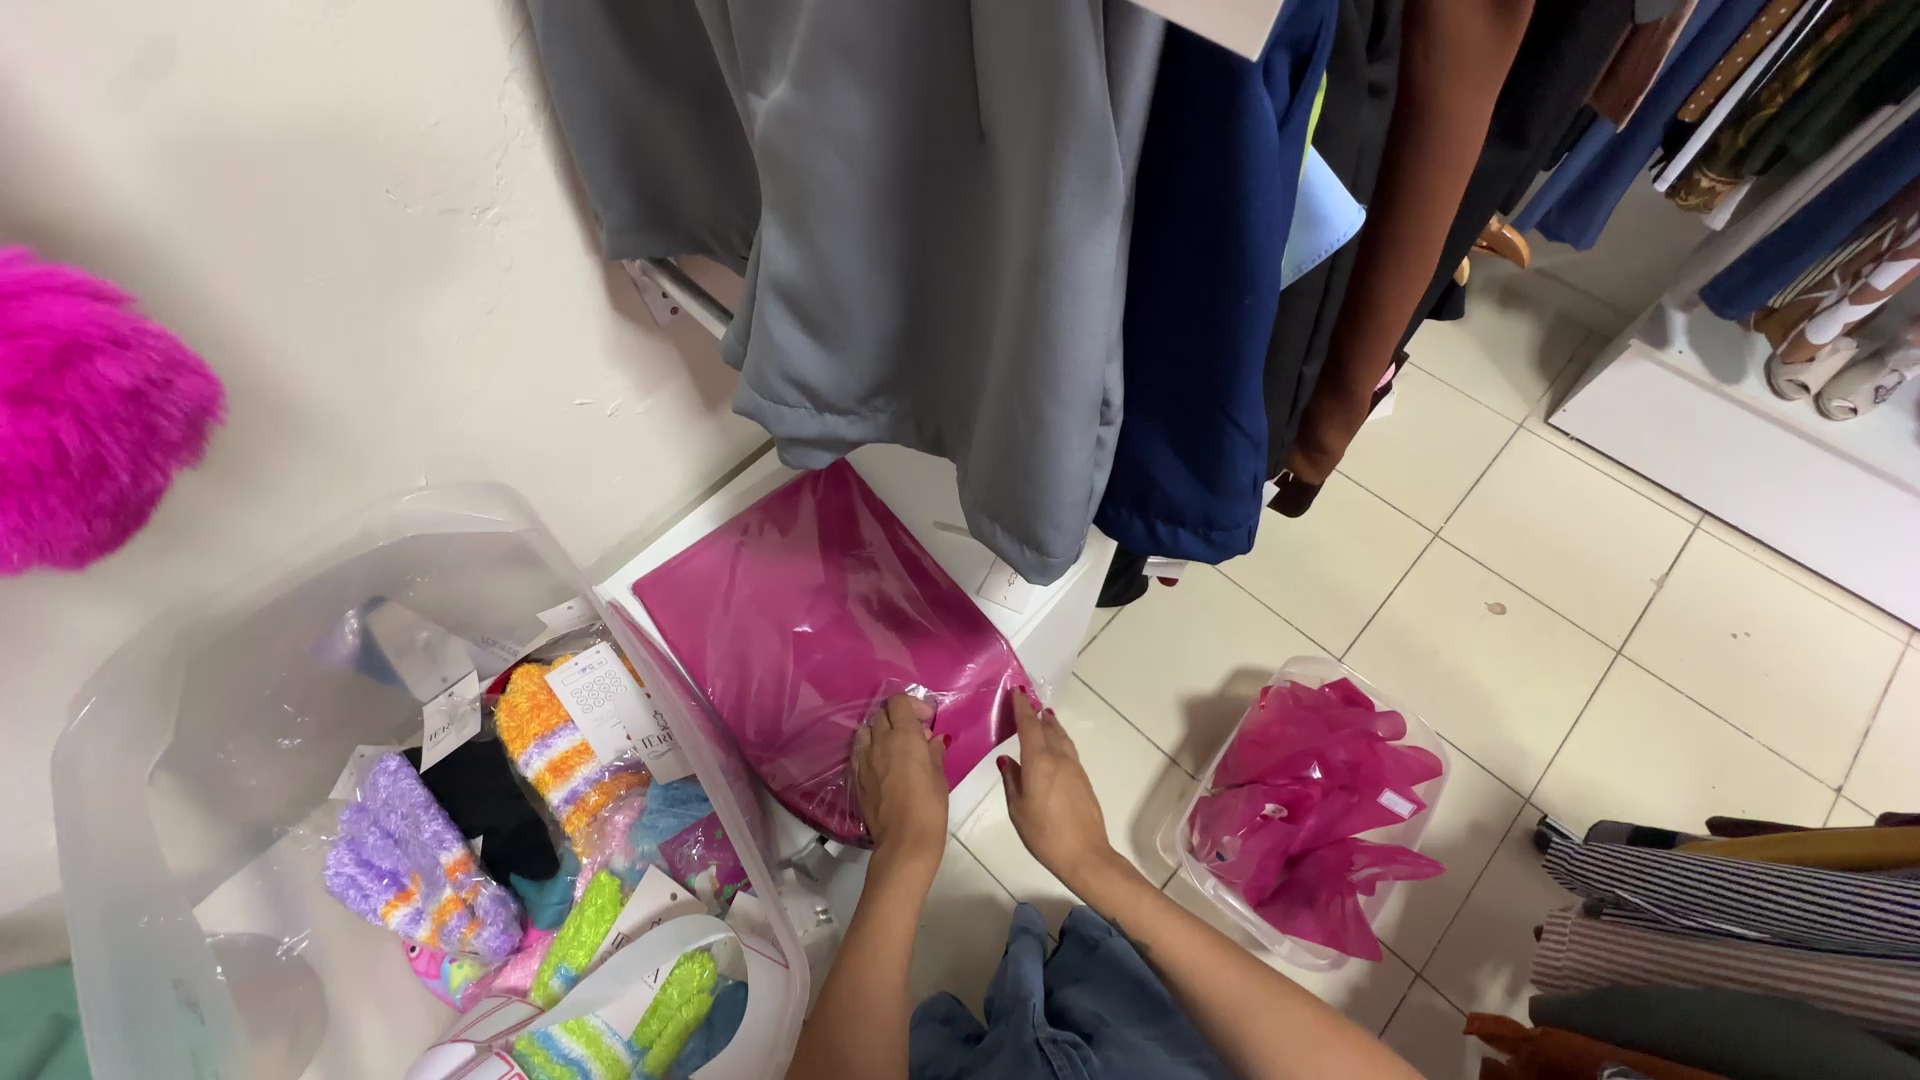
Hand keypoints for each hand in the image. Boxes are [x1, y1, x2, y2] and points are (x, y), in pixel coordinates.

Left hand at [853, 694, 948, 871]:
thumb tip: (933, 741)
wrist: (904, 840)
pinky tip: (880, 762)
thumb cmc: (929, 805)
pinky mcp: (856, 776)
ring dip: (880, 731)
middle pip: (882, 714)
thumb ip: (935, 752)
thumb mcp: (939, 775)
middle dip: (897, 717)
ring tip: (893, 746)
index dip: (913, 704)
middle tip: (913, 733)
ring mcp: (864, 758)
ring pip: (866, 730)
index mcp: (904, 735)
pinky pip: (859, 751)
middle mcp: (880, 741)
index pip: (899, 702)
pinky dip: (869, 749)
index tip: (926, 719)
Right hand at [998, 694, 1128, 894]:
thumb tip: (1007, 761)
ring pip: (1061, 736)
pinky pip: (1068, 748)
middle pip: (1046, 727)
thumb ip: (1012, 781)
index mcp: (1039, 762)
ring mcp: (1074, 767)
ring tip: (1042, 715)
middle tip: (1025, 700)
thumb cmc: (1044, 834)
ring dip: (1050, 723)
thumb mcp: (1018, 809)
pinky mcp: (1082, 778)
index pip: (1029, 726)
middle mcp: (1058, 758)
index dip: (1021, 707)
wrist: (1085, 854)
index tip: (1017, 691)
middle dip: (1034, 713)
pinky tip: (1054, 742)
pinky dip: (1058, 738)